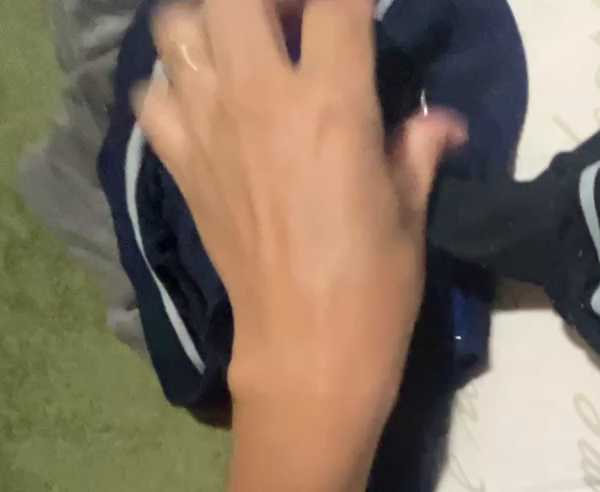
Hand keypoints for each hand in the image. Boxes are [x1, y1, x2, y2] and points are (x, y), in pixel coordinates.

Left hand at [138, 0, 465, 471]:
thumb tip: (443, 121)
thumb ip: (419, 152)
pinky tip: (210, 106)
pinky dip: (178, 83)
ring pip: (181, 25)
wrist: (309, 349)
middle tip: (300, 22)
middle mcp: (259, 98)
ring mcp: (207, 126)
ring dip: (216, 24)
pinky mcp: (178, 162)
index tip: (362, 7)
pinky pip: (156, 90)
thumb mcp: (410, 218)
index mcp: (332, 109)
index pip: (335, 4)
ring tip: (249, 51)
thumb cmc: (377, 290)